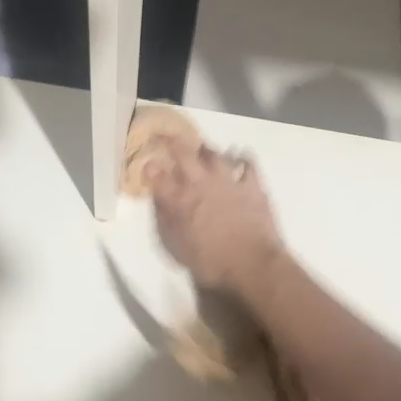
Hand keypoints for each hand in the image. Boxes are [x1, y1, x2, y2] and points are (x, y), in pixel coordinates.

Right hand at [144, 141, 285, 291]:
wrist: (252, 264)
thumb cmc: (211, 264)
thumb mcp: (178, 248)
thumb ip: (167, 222)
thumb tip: (160, 202)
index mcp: (181, 202)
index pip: (159, 179)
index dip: (151, 169)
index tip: (148, 163)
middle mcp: (202, 185)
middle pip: (184, 156)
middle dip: (173, 143)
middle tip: (167, 136)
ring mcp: (229, 182)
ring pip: (216, 156)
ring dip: (207, 149)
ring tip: (204, 147)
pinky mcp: (253, 187)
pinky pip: (249, 165)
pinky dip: (244, 159)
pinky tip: (242, 157)